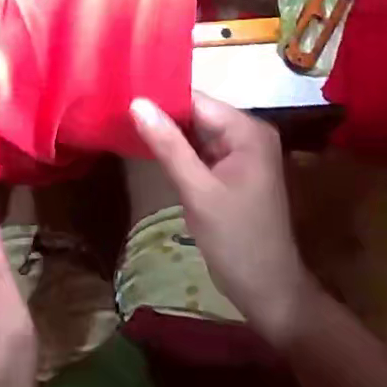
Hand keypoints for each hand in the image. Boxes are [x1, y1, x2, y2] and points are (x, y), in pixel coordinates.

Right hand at [130, 92, 315, 344]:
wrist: (269, 291)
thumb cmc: (236, 240)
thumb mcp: (197, 191)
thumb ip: (168, 145)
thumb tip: (136, 103)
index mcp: (248, 131)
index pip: (197, 101)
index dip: (161, 98)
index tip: (122, 95)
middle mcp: (248, 133)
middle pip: (197, 114)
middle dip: (162, 115)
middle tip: (118, 111)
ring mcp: (242, 153)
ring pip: (196, 132)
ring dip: (168, 133)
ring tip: (125, 124)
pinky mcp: (233, 170)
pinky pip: (201, 150)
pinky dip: (179, 151)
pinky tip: (149, 148)